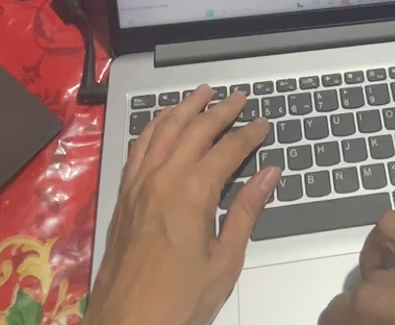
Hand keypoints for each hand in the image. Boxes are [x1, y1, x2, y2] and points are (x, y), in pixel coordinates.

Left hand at [86, 86, 279, 324]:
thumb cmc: (179, 302)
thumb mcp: (224, 262)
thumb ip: (247, 211)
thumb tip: (270, 174)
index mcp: (193, 192)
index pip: (229, 149)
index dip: (250, 134)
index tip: (264, 123)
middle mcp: (165, 177)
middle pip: (197, 128)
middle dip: (222, 110)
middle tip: (240, 98)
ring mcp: (140, 182)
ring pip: (165, 128)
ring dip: (186, 106)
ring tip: (204, 92)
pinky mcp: (124, 193)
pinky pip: (139, 146)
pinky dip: (155, 125)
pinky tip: (164, 119)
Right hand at [319, 190, 394, 324]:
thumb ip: (388, 322)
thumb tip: (350, 312)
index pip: (369, 301)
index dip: (339, 312)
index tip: (331, 318)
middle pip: (377, 273)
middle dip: (363, 293)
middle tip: (365, 308)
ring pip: (392, 224)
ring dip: (379, 249)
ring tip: (385, 272)